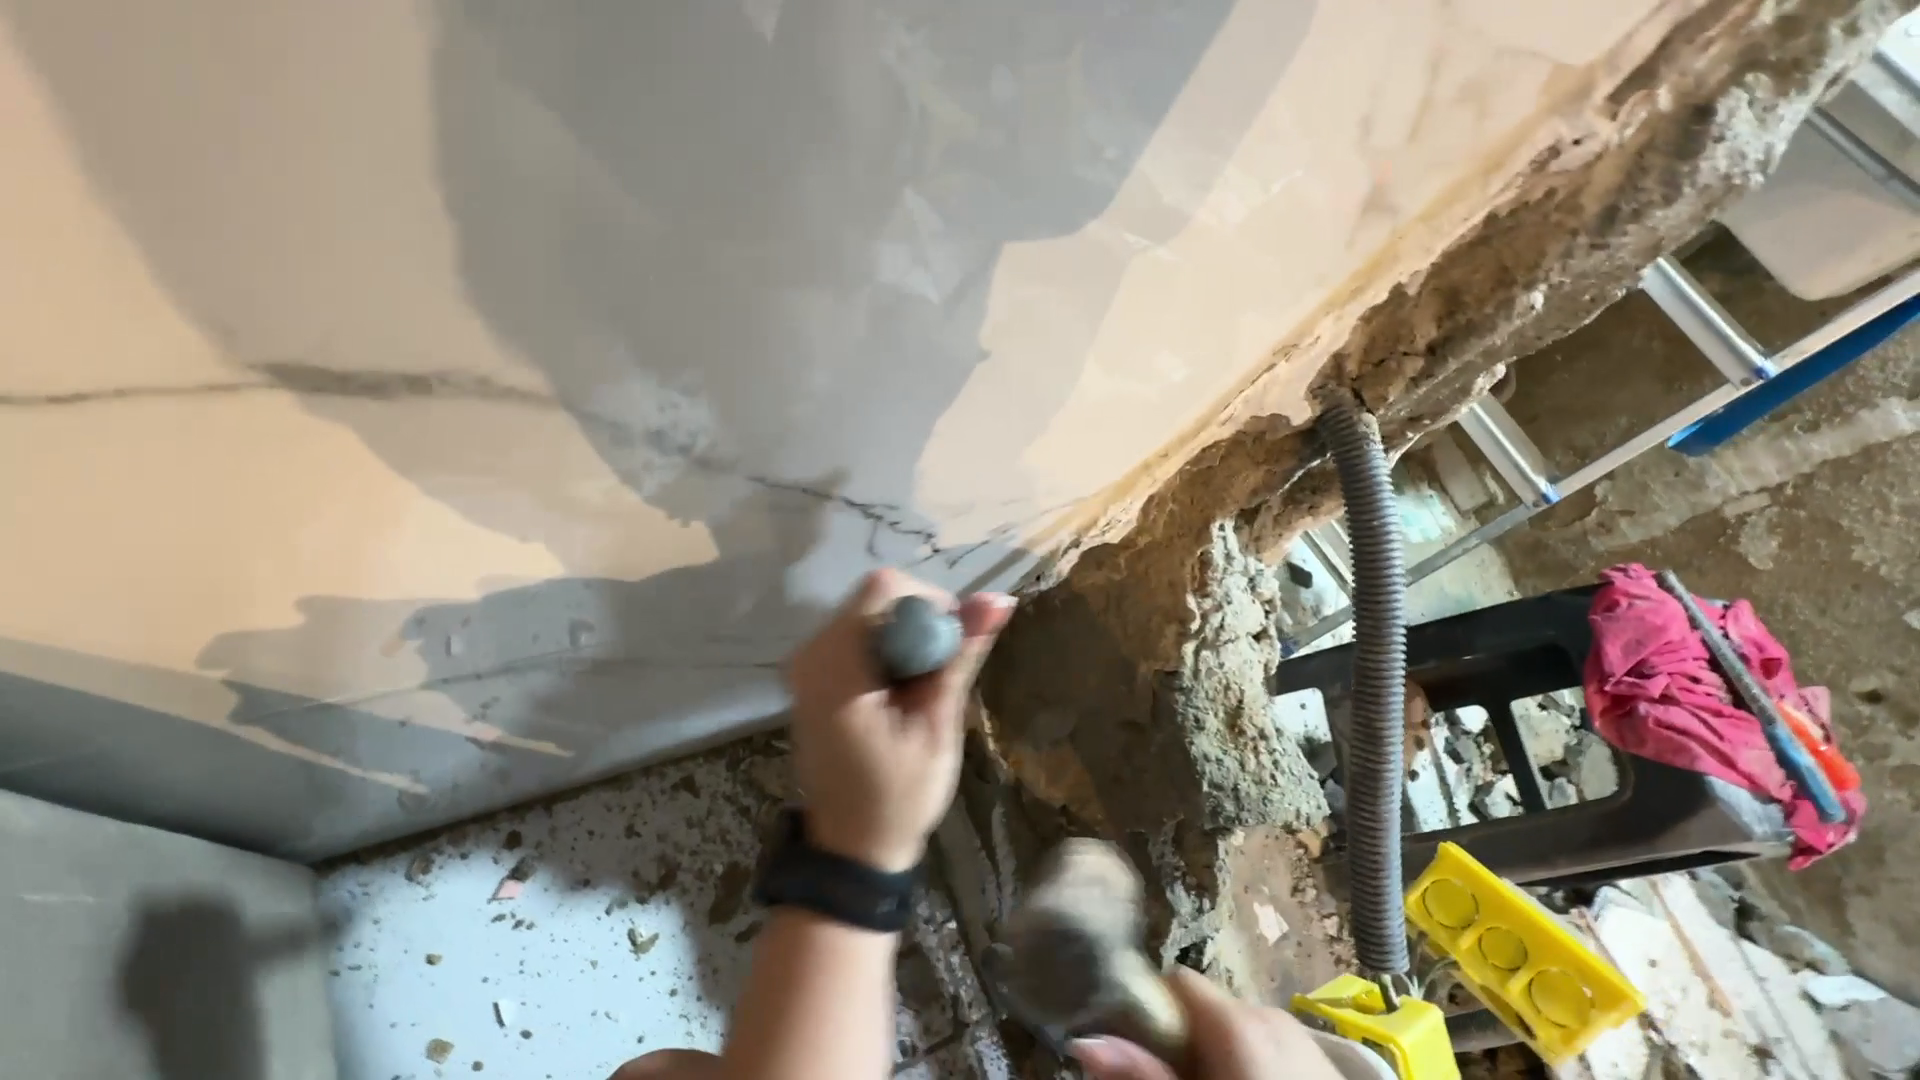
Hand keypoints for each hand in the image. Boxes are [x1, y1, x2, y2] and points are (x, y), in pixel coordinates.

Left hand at [786, 568, 1014, 872]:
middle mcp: (809, 654)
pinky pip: (858, 634)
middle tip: (943, 673)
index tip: (952, 646)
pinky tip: (902, 691)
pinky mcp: (811, 673)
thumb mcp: (937, 727)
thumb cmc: (899, 796)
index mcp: (835, 668)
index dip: (929, 602)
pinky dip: (889, 649)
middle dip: (920, 622)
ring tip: (924, 688)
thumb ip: (960, 657)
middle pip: (877, 598)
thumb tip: (999, 598)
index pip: (884, 588)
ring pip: (870, 613)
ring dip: (907, 637)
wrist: (851, 847)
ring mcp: (805, 663)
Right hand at [1068, 970, 1345, 1079]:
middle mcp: (1267, 1010)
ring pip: (1238, 1027)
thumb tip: (1083, 1041)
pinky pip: (1271, 1044)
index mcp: (1234, 1019)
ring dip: (1220, 1054)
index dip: (1152, 1011)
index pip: (1173, 980)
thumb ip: (1141, 1073)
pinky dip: (1255, 1063)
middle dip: (1186, 1039)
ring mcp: (1301, 1033)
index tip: (1147, 1052)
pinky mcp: (1325, 1058)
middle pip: (1205, 1007)